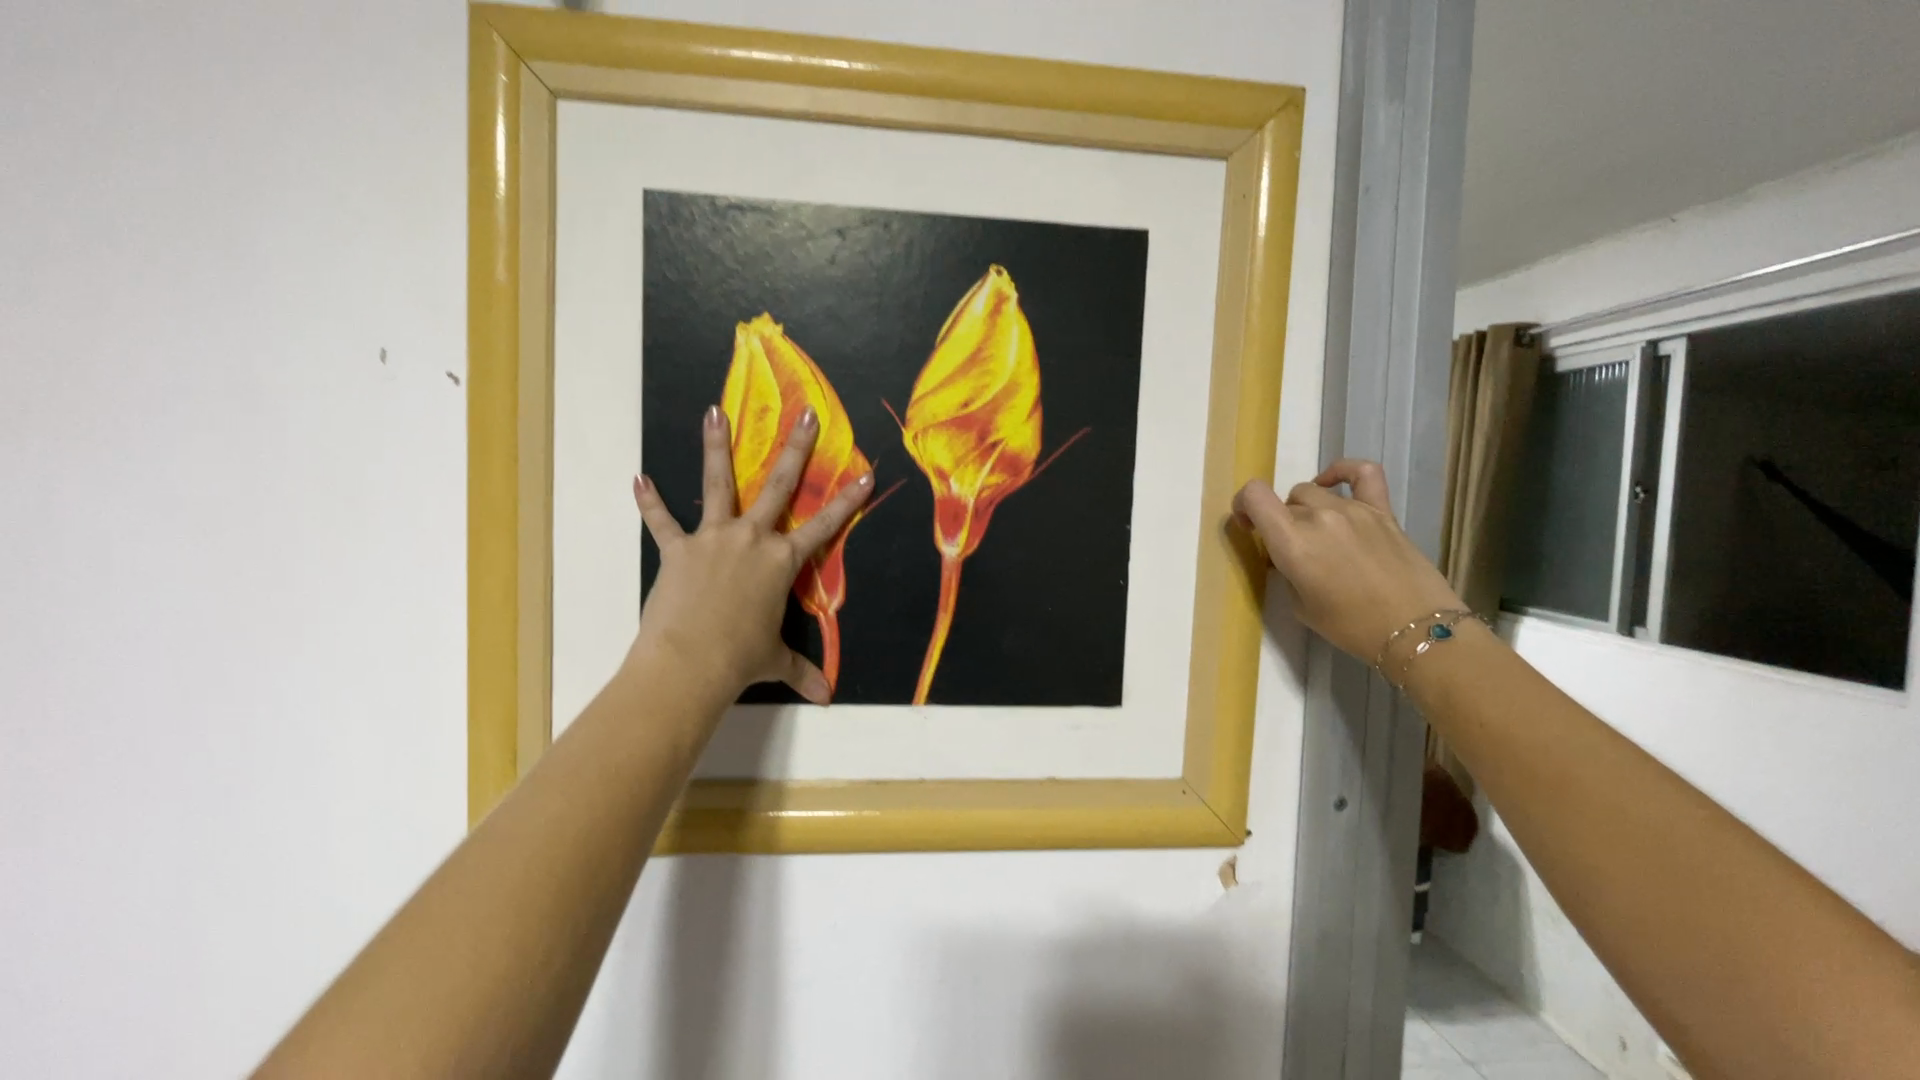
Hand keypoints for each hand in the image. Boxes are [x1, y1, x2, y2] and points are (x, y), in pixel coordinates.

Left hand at [629, 405, 871, 704]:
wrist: (690, 663)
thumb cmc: (740, 659)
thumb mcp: (775, 661)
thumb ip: (802, 672)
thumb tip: (825, 698)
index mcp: (782, 562)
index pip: (824, 526)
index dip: (848, 501)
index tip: (866, 474)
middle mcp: (752, 539)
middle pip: (778, 485)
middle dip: (796, 448)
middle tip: (806, 415)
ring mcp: (713, 539)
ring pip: (718, 483)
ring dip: (717, 446)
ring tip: (713, 411)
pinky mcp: (678, 549)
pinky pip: (662, 521)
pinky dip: (650, 501)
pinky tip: (639, 479)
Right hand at [1231, 459, 1462, 660]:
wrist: (1415, 629)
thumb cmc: (1351, 626)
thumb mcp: (1301, 606)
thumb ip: (1286, 572)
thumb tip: (1285, 555)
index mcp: (1292, 541)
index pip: (1254, 496)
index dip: (1243, 506)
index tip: (1248, 527)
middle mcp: (1318, 516)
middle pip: (1285, 502)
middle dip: (1279, 523)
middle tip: (1290, 552)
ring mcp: (1353, 509)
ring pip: (1313, 491)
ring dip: (1306, 509)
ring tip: (1317, 535)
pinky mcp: (1382, 510)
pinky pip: (1362, 473)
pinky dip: (1342, 471)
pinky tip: (1332, 484)